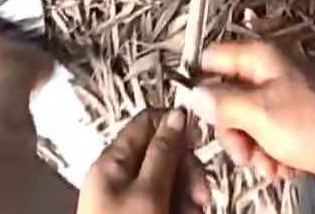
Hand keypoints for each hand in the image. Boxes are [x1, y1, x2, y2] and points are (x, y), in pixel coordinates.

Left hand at [78, 108, 210, 213]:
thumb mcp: (148, 194)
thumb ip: (164, 152)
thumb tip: (178, 111)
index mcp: (113, 162)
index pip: (148, 121)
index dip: (175, 126)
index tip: (196, 145)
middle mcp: (120, 177)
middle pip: (164, 152)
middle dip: (187, 172)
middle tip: (201, 197)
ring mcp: (130, 203)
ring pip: (170, 181)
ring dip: (188, 196)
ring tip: (197, 213)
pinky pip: (167, 205)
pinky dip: (181, 210)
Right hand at [176, 41, 314, 186]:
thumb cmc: (307, 122)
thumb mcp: (259, 113)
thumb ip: (223, 103)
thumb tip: (192, 93)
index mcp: (258, 58)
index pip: (214, 58)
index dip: (202, 83)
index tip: (202, 115)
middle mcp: (266, 71)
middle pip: (227, 98)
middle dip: (233, 132)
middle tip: (245, 154)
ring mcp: (278, 94)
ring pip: (245, 121)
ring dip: (252, 149)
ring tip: (270, 166)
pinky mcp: (289, 118)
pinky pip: (264, 134)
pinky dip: (268, 153)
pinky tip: (281, 167)